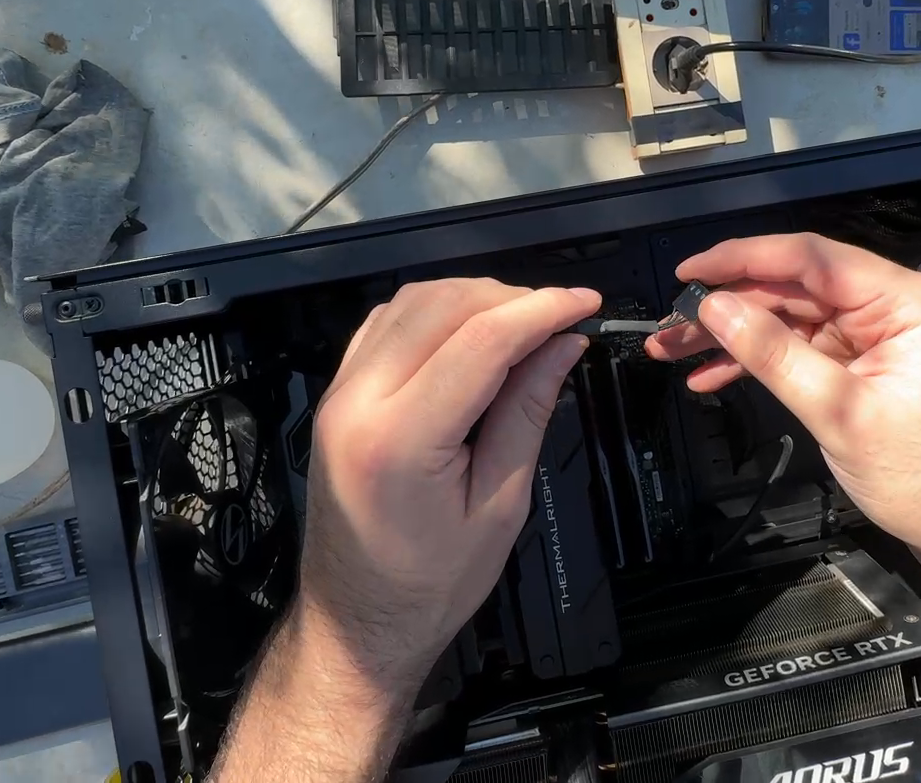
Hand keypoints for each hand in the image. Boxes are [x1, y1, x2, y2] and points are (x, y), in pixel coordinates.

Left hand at [296, 278, 599, 694]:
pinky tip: (469, 330)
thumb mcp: (500, 505)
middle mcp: (356, 402)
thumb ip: (529, 411)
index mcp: (399, 440)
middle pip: (443, 305)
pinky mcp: (336, 392)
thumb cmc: (431, 584)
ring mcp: (338, 392)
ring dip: (474, 296)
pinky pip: (387, 320)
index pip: (481, 341)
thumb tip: (564, 344)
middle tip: (559, 315)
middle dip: (512, 296)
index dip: (541, 310)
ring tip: (522, 321)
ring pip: (412, 300)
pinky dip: (436, 309)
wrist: (356, 624)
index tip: (585, 301)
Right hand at [645, 234, 920, 558]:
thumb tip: (714, 307)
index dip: (743, 258)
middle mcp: (886, 305)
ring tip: (674, 347)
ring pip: (785, 316)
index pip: (810, 258)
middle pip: (791, 287)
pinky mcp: (854, 359)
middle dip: (727, 304)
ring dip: (731, 334)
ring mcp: (868, 333)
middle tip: (670, 320)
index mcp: (903, 300)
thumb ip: (775, 355)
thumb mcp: (840, 413)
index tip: (690, 270)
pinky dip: (754, 360)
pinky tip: (710, 375)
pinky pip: (795, 346)